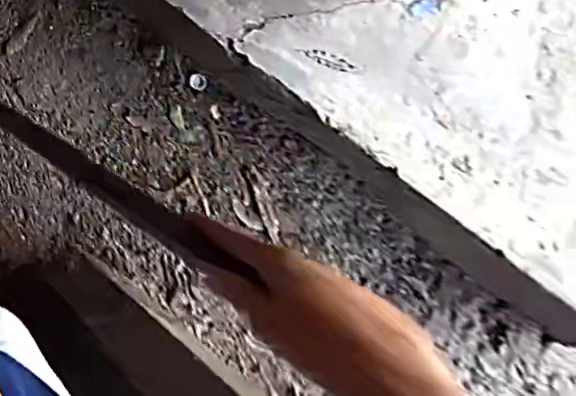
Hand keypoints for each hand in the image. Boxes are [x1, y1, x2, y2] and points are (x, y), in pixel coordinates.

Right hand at [193, 218, 463, 395]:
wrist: (406, 388)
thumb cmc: (335, 356)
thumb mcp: (265, 323)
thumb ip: (234, 292)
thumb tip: (213, 274)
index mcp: (281, 262)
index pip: (233, 237)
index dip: (208, 228)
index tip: (194, 221)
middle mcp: (316, 265)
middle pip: (274, 259)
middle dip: (254, 266)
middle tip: (235, 276)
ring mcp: (353, 287)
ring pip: (310, 281)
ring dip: (292, 290)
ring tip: (285, 315)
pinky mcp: (385, 313)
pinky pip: (343, 301)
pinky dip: (327, 309)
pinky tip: (328, 333)